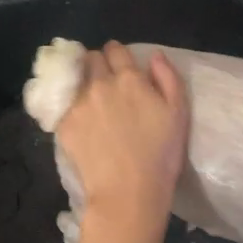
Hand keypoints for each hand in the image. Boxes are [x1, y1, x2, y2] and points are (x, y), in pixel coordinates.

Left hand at [54, 42, 189, 232]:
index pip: (114, 49)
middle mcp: (100, 84)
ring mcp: (78, 103)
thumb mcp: (178, 113)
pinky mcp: (63, 124)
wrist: (128, 193)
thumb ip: (168, 77)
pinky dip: (72, 109)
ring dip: (84, 85)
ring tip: (92, 105)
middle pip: (91, 59)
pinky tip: (83, 126)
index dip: (117, 56)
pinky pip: (65, 105)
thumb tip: (154, 55)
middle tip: (106, 85)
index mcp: (129, 78)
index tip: (120, 68)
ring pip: (76, 79)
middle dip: (98, 65)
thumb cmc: (160, 155)